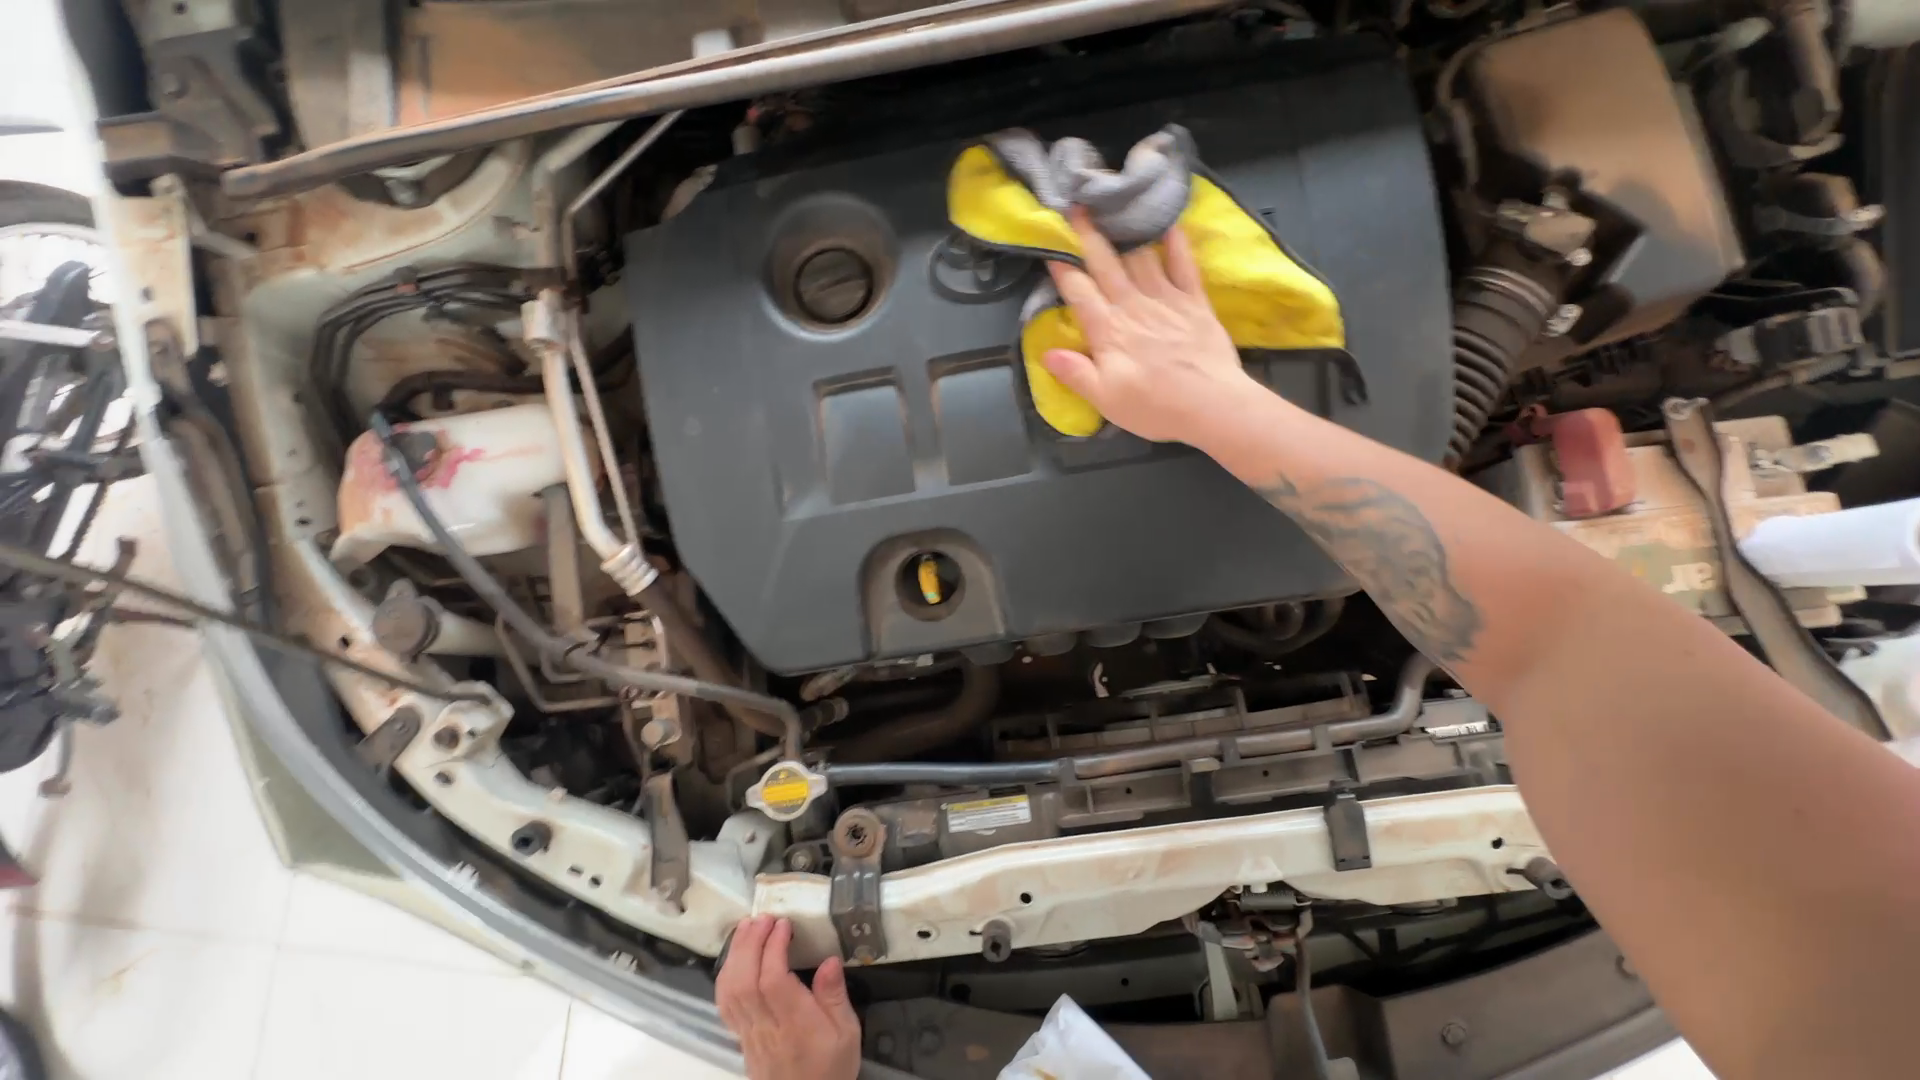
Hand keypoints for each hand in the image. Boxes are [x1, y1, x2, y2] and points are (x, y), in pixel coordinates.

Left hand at [716, 916, 861, 1079]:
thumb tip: (829, 960)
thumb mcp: (847, 1034)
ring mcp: (748, 1034)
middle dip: (750, 943)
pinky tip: (735, 958)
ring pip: (730, 991)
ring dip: (735, 954)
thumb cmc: (831, 1068)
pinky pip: (725, 1005)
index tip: (784, 924)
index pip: (773, 980)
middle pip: (745, 981)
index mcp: (795, 1024)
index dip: (773, 948)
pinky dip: (725, 976)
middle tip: (763, 917)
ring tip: (746, 928)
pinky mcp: (740, 1038)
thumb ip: (835, 997)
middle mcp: (766, 1028)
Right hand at [1042, 210, 1254, 443]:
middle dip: (1088, 235)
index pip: (1079, 291)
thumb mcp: (1106, 400)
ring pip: (1140, 257)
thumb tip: (1046, 352)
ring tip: (1115, 210)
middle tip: (1077, 208)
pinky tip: (1167, 224)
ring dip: (1125, 232)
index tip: (1050, 247)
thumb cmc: (1155, 407)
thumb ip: (1076, 373)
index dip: (1062, 268)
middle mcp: (1134, 306)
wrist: (1212, 405)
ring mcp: (1166, 299)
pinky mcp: (1195, 301)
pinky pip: (1183, 264)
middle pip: (1106, 263)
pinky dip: (1175, 242)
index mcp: (1108, 330)